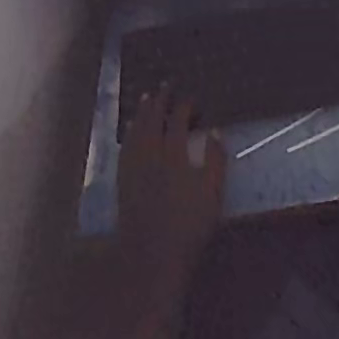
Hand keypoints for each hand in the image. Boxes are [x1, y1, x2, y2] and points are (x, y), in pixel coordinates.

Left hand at [118, 91, 225, 287]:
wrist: (153, 254)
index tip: (191, 99)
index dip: (184, 108)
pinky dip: (130, 132)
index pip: (178, 122)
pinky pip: (126, 146)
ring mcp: (134, 166)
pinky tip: (132, 127)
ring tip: (147, 96)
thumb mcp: (213, 193)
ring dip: (143, 111)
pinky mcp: (123, 179)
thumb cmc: (189, 225)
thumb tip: (214, 130)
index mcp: (174, 155)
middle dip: (160, 100)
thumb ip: (215, 159)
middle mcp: (151, 154)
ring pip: (137, 130)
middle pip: (154, 120)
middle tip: (165, 85)